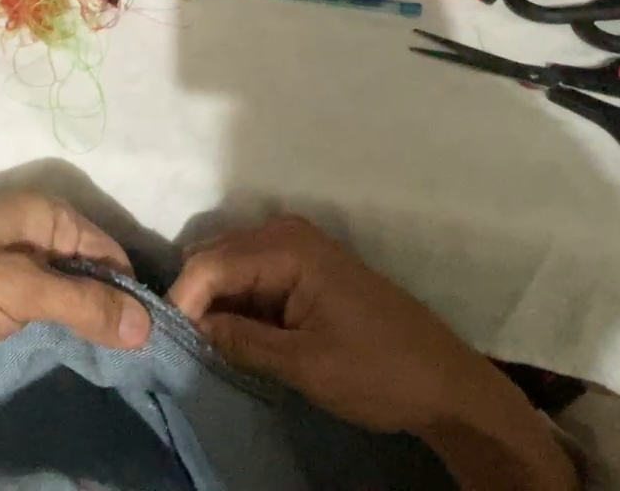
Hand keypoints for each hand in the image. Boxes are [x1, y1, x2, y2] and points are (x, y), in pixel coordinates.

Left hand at [0, 192, 150, 460]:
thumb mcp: (16, 290)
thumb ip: (80, 302)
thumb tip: (146, 325)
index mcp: (32, 212)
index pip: (97, 240)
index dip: (125, 277)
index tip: (152, 322)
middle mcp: (25, 232)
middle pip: (84, 262)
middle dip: (110, 297)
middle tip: (140, 345)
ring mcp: (10, 268)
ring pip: (66, 287)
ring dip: (88, 315)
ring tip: (121, 354)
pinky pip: (45, 308)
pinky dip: (64, 326)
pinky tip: (82, 350)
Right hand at [173, 218, 576, 490]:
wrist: (448, 386)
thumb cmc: (379, 372)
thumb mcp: (304, 364)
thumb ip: (241, 341)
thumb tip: (193, 327)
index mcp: (287, 247)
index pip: (210, 263)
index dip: (184, 299)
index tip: (170, 340)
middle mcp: (287, 232)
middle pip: (215, 256)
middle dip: (196, 296)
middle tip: (185, 342)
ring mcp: (297, 245)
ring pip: (230, 265)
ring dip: (215, 300)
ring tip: (205, 341)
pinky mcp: (304, 265)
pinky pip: (252, 274)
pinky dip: (237, 301)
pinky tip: (234, 331)